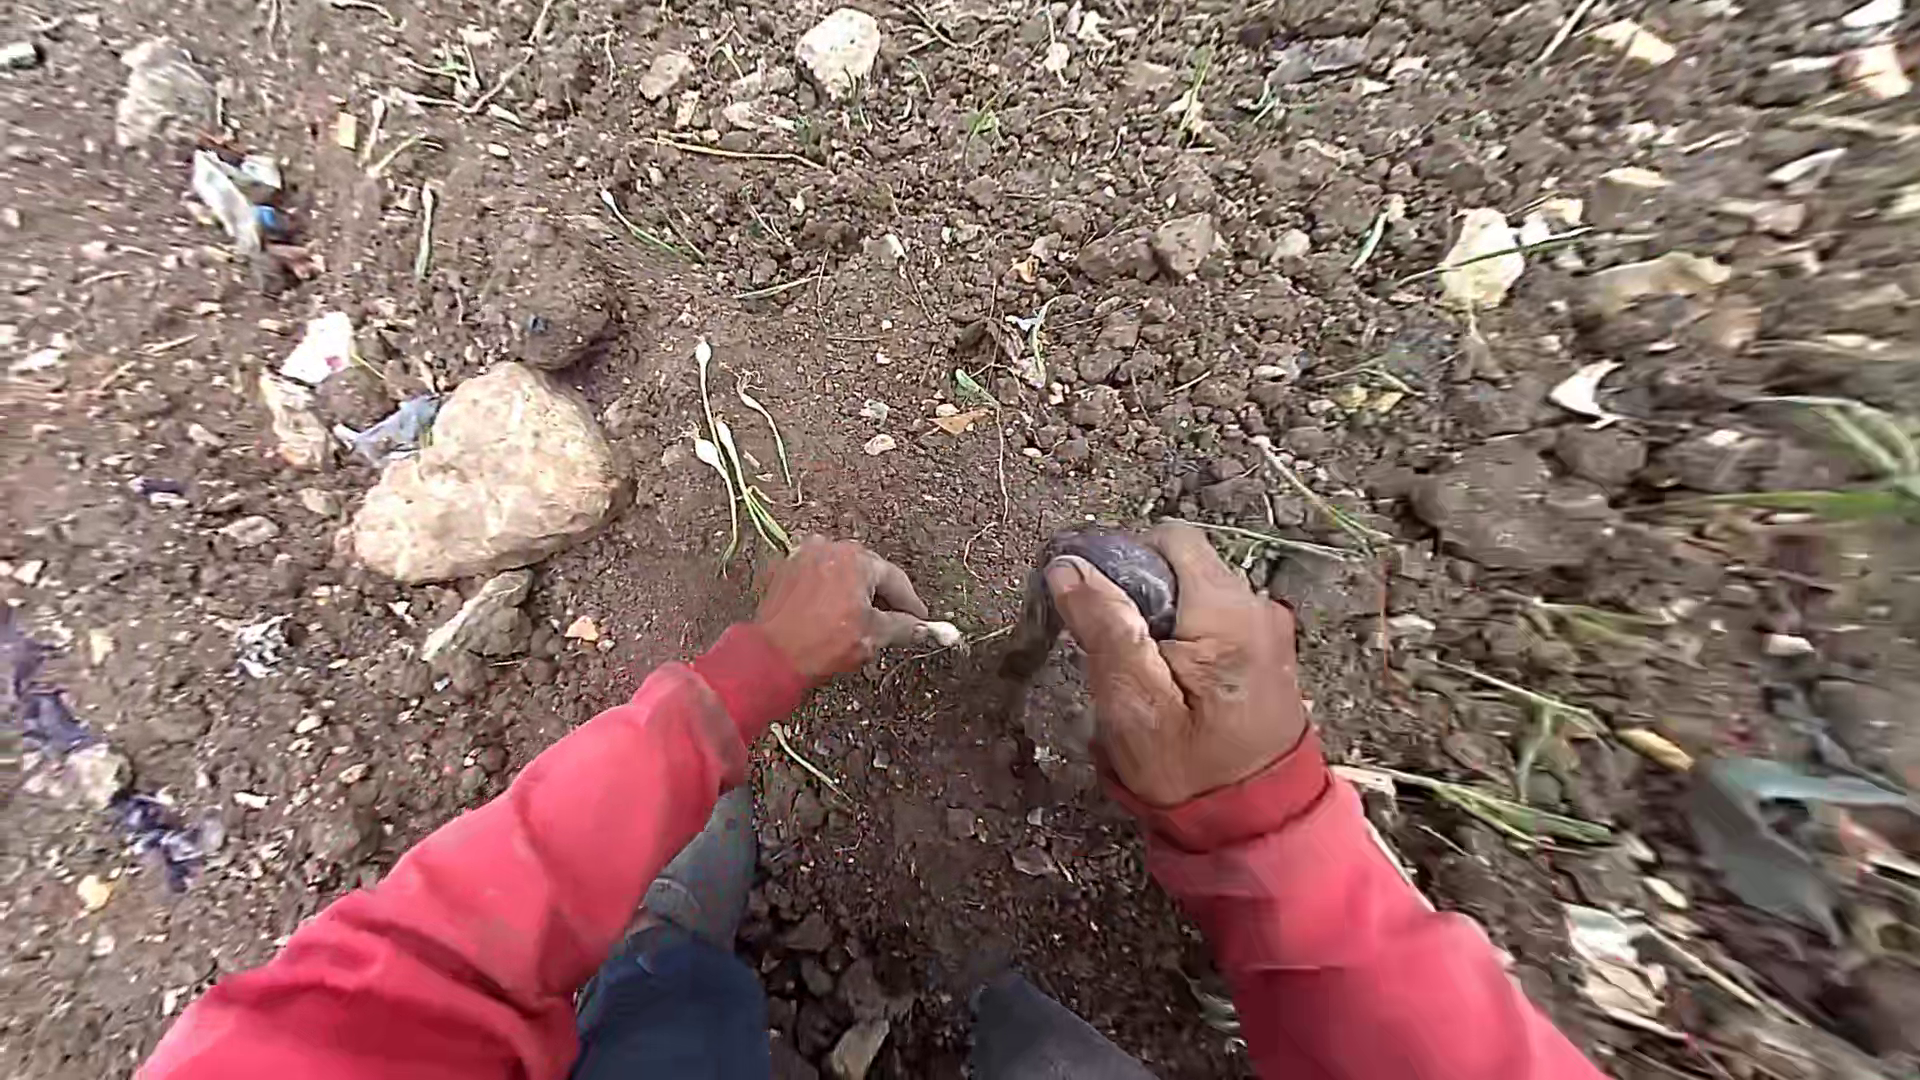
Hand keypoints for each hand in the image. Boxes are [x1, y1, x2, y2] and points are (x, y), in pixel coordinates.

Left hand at [755, 537, 929, 682]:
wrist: (770, 657)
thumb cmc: (822, 644)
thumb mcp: (873, 636)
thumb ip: (904, 627)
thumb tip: (921, 628)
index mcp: (857, 560)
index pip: (896, 580)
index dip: (911, 603)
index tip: (920, 618)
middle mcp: (831, 548)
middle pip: (870, 572)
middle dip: (883, 596)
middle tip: (895, 621)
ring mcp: (805, 556)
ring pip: (843, 573)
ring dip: (855, 592)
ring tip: (862, 619)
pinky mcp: (786, 570)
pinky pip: (819, 576)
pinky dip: (831, 591)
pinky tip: (834, 613)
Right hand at [1044, 522, 1306, 806]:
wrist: (1254, 827)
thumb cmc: (1187, 770)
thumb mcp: (1133, 704)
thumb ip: (1104, 628)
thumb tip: (1067, 567)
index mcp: (1228, 612)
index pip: (1169, 539)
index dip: (1124, 558)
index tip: (1100, 603)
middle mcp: (1257, 607)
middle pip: (1180, 562)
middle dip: (1139, 590)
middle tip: (1117, 645)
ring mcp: (1267, 627)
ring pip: (1192, 586)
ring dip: (1159, 611)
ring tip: (1141, 664)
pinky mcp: (1266, 647)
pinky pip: (1211, 612)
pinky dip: (1182, 627)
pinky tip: (1171, 672)